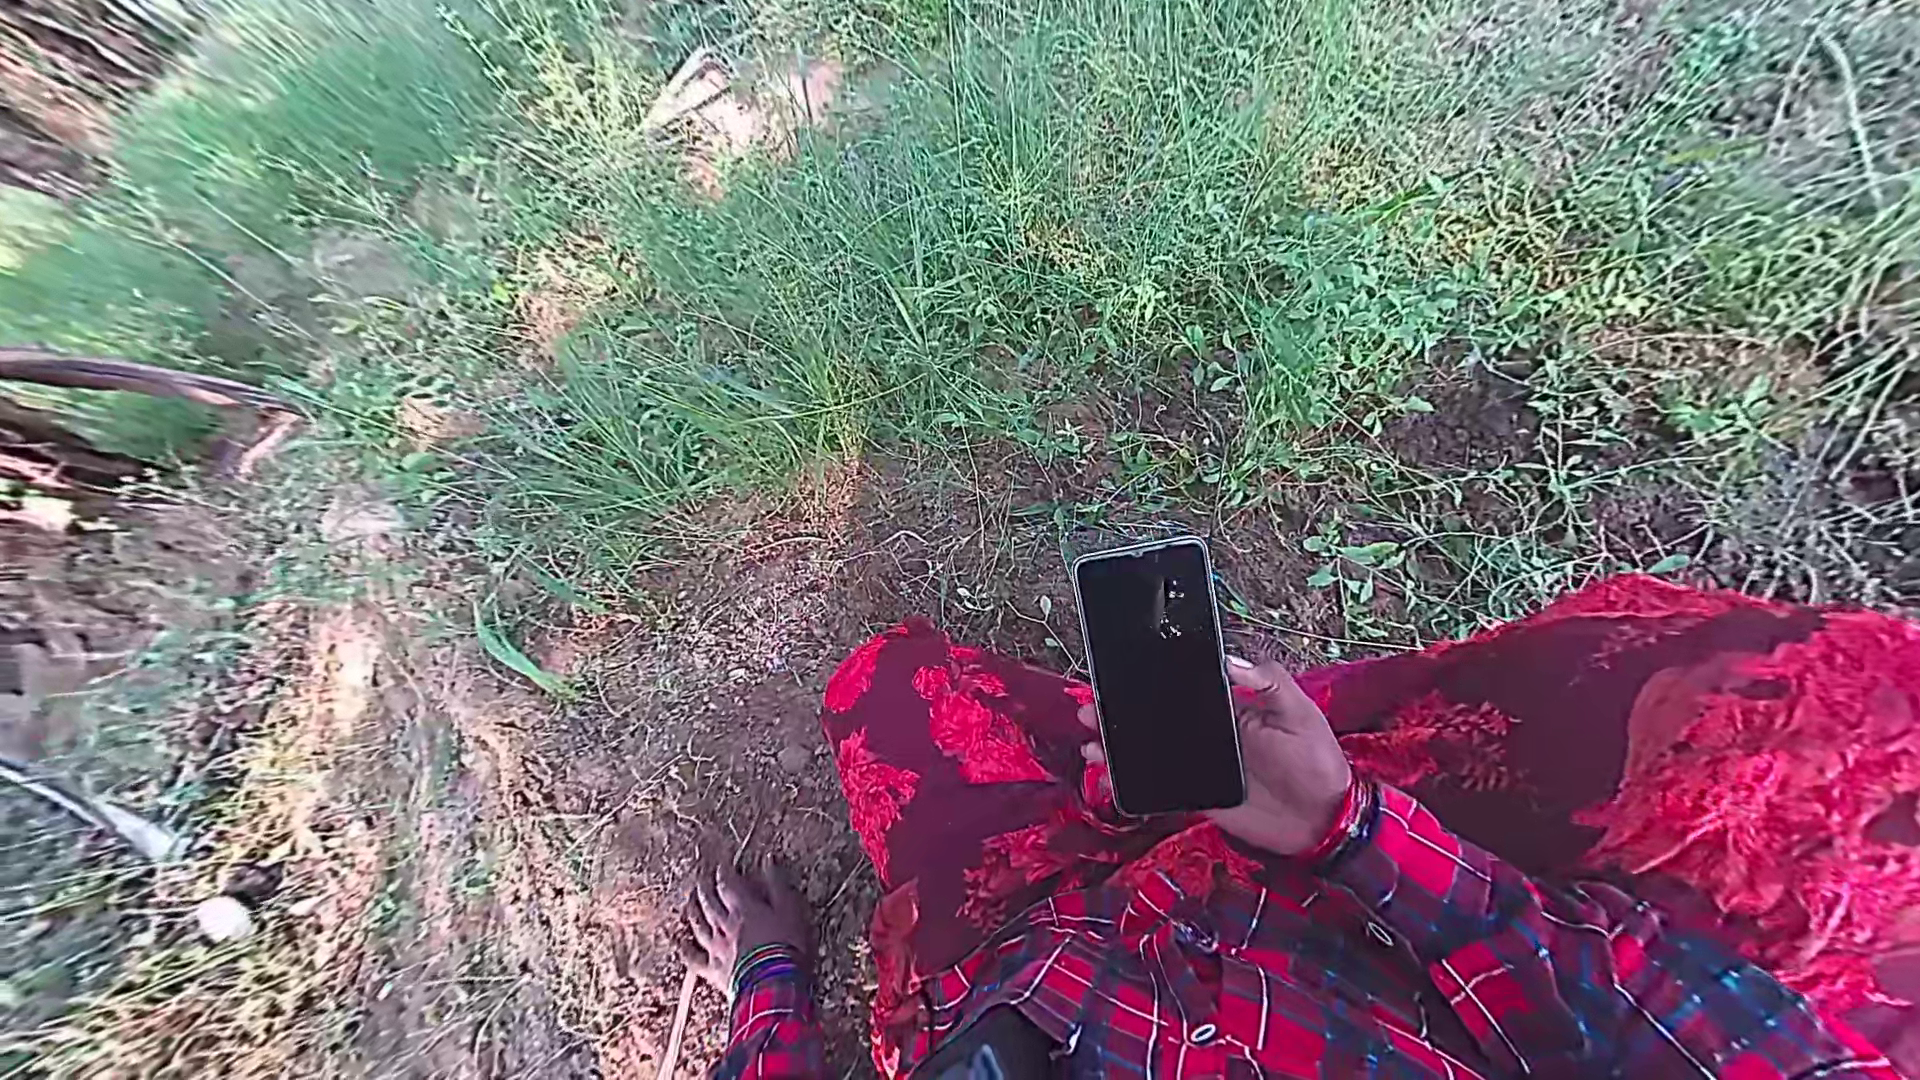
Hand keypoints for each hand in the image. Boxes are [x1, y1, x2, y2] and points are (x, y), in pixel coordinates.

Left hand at [680, 859, 811, 998]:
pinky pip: (694, 958)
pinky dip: (685, 949)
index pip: (728, 883)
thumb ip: (777, 882)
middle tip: (700, 876)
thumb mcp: (790, 907)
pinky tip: (679, 941)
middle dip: (704, 886)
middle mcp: (726, 925)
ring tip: (688, 899)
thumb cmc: (786, 945)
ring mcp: (717, 949)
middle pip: (709, 901)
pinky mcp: (715, 971)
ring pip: (698, 925)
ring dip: (693, 909)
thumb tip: (768, 859)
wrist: (775, 986)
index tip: (722, 863)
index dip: (724, 871)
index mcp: (744, 908)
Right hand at [1078, 656, 1350, 855]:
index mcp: (1224, 707)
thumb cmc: (1314, 760)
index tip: (1116, 676)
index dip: (1146, 682)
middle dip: (1117, 711)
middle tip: (1089, 709)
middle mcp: (1204, 731)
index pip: (1178, 689)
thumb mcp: (1299, 712)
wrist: (1325, 820)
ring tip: (1090, 739)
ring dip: (1115, 742)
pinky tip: (1106, 772)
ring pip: (1146, 748)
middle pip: (1152, 717)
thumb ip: (1268, 682)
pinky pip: (1156, 784)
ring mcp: (1197, 763)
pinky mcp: (1195, 793)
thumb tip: (1229, 660)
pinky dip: (1129, 779)